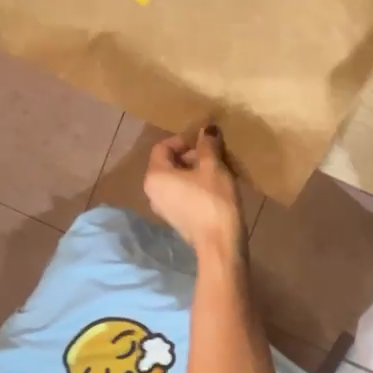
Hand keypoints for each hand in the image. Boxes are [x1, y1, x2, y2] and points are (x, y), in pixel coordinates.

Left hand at [145, 127, 242, 258]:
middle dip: (192, 154)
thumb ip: (207, 144)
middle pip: (169, 162)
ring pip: (176, 179)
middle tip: (215, 153)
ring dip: (195, 169)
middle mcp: (152, 192)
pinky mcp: (176, 219)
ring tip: (218, 168)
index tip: (206, 139)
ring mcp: (163, 208)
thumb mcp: (213, 166)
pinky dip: (195, 185)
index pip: (163, 146)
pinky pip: (181, 193)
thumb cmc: (213, 199)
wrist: (220, 243)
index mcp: (155, 176)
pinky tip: (215, 186)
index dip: (184, 138)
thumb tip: (207, 129)